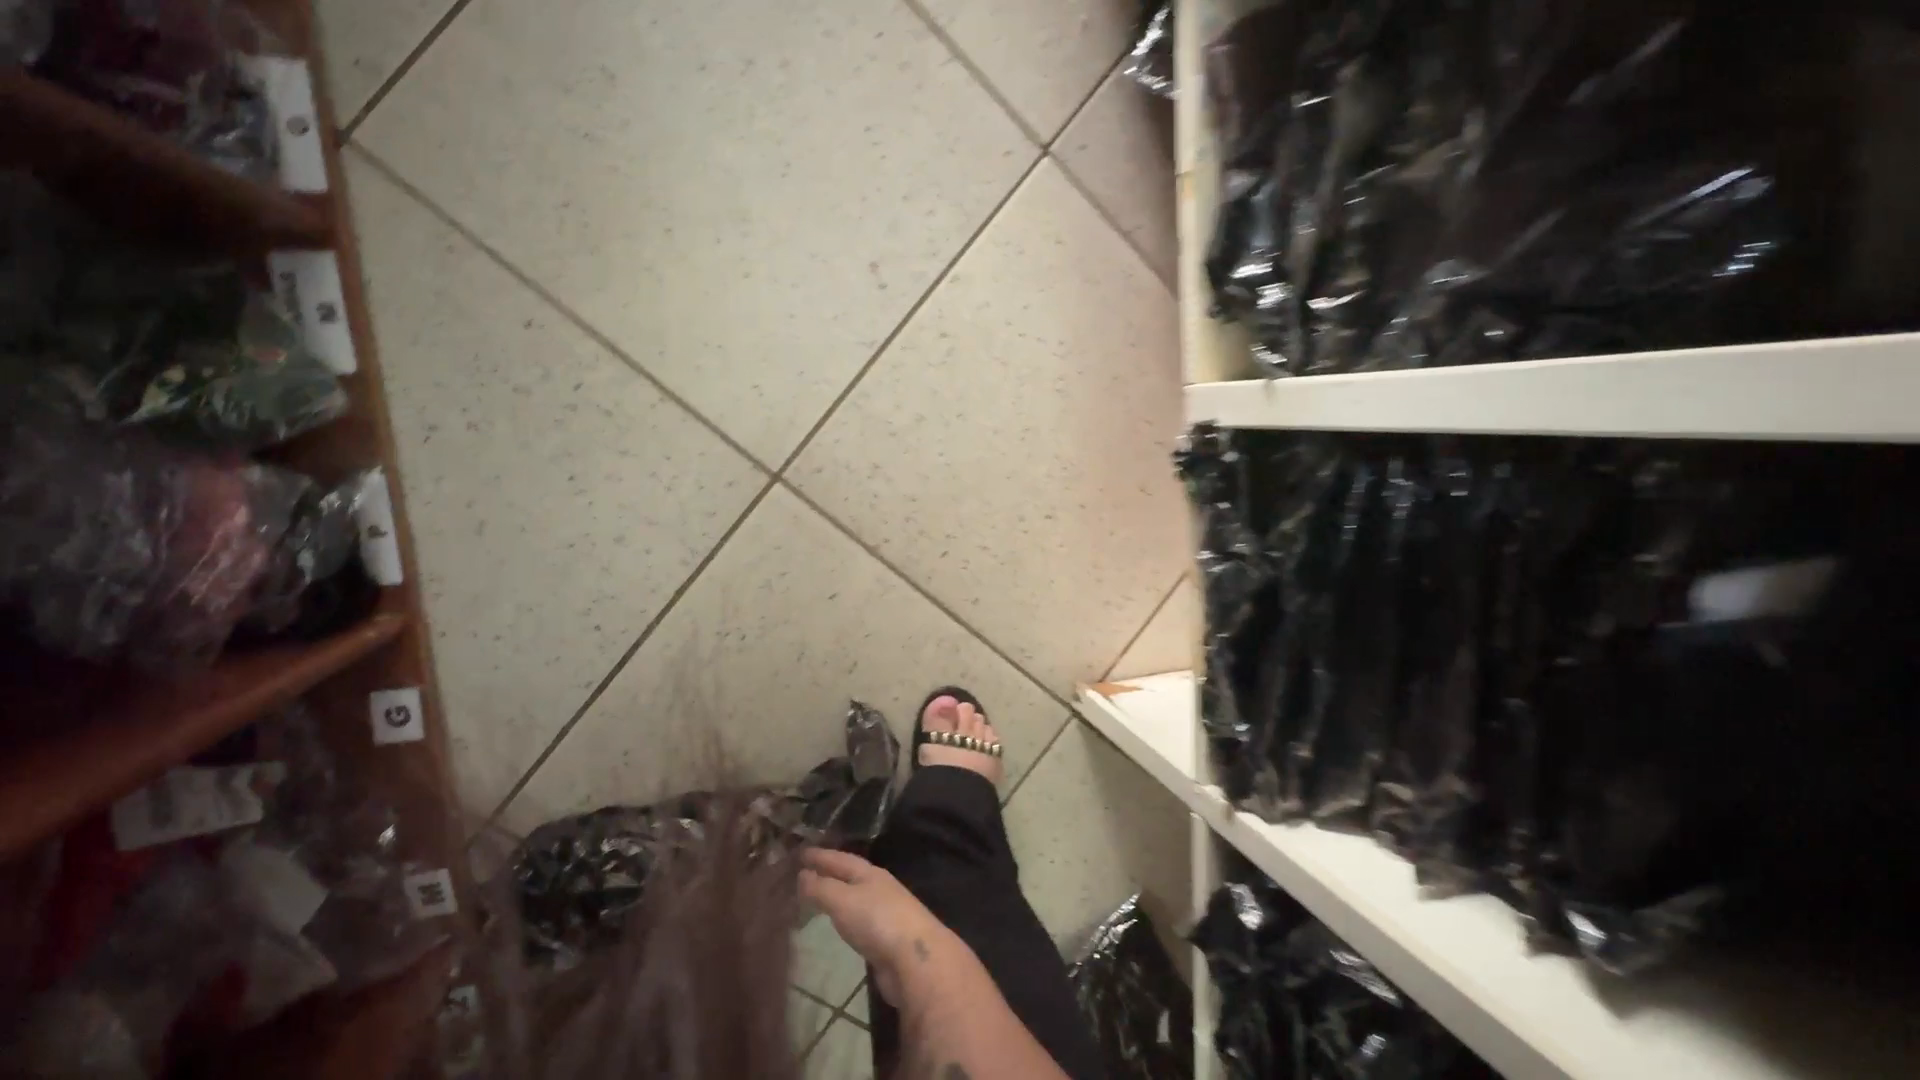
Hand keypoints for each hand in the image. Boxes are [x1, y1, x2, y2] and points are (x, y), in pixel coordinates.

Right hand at [799, 847, 946, 1003]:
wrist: (914, 961)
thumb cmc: (877, 921)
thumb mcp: (843, 899)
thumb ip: (821, 887)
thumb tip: (802, 874)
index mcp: (870, 873)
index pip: (841, 858)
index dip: (820, 855)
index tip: (800, 852)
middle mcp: (879, 888)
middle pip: (849, 876)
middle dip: (828, 872)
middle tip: (803, 872)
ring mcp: (885, 913)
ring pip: (854, 898)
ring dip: (836, 895)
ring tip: (815, 896)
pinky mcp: (885, 939)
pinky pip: (858, 920)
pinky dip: (844, 917)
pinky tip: (838, 923)